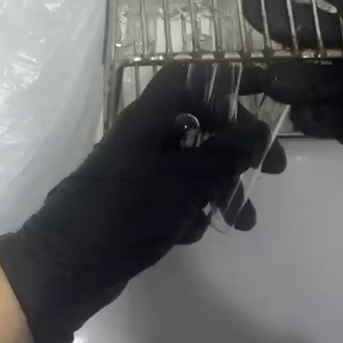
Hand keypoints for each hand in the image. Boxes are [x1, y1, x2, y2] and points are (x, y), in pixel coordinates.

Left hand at [0, 64, 283, 342]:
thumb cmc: (125, 211)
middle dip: (240, 145)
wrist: (67, 264)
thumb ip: (225, 154)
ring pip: (196, 163)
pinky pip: (180, 192)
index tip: (269, 90)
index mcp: (151, 117)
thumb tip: (260, 130)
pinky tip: (197, 232)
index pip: (194, 78)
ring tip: (243, 221)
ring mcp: (141, 168)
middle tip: (275, 168)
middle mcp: (147, 135)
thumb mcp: (183, 181)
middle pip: (203, 122)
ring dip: (224, 186)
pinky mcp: (139, 200)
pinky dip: (196, 207)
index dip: (230, 79)